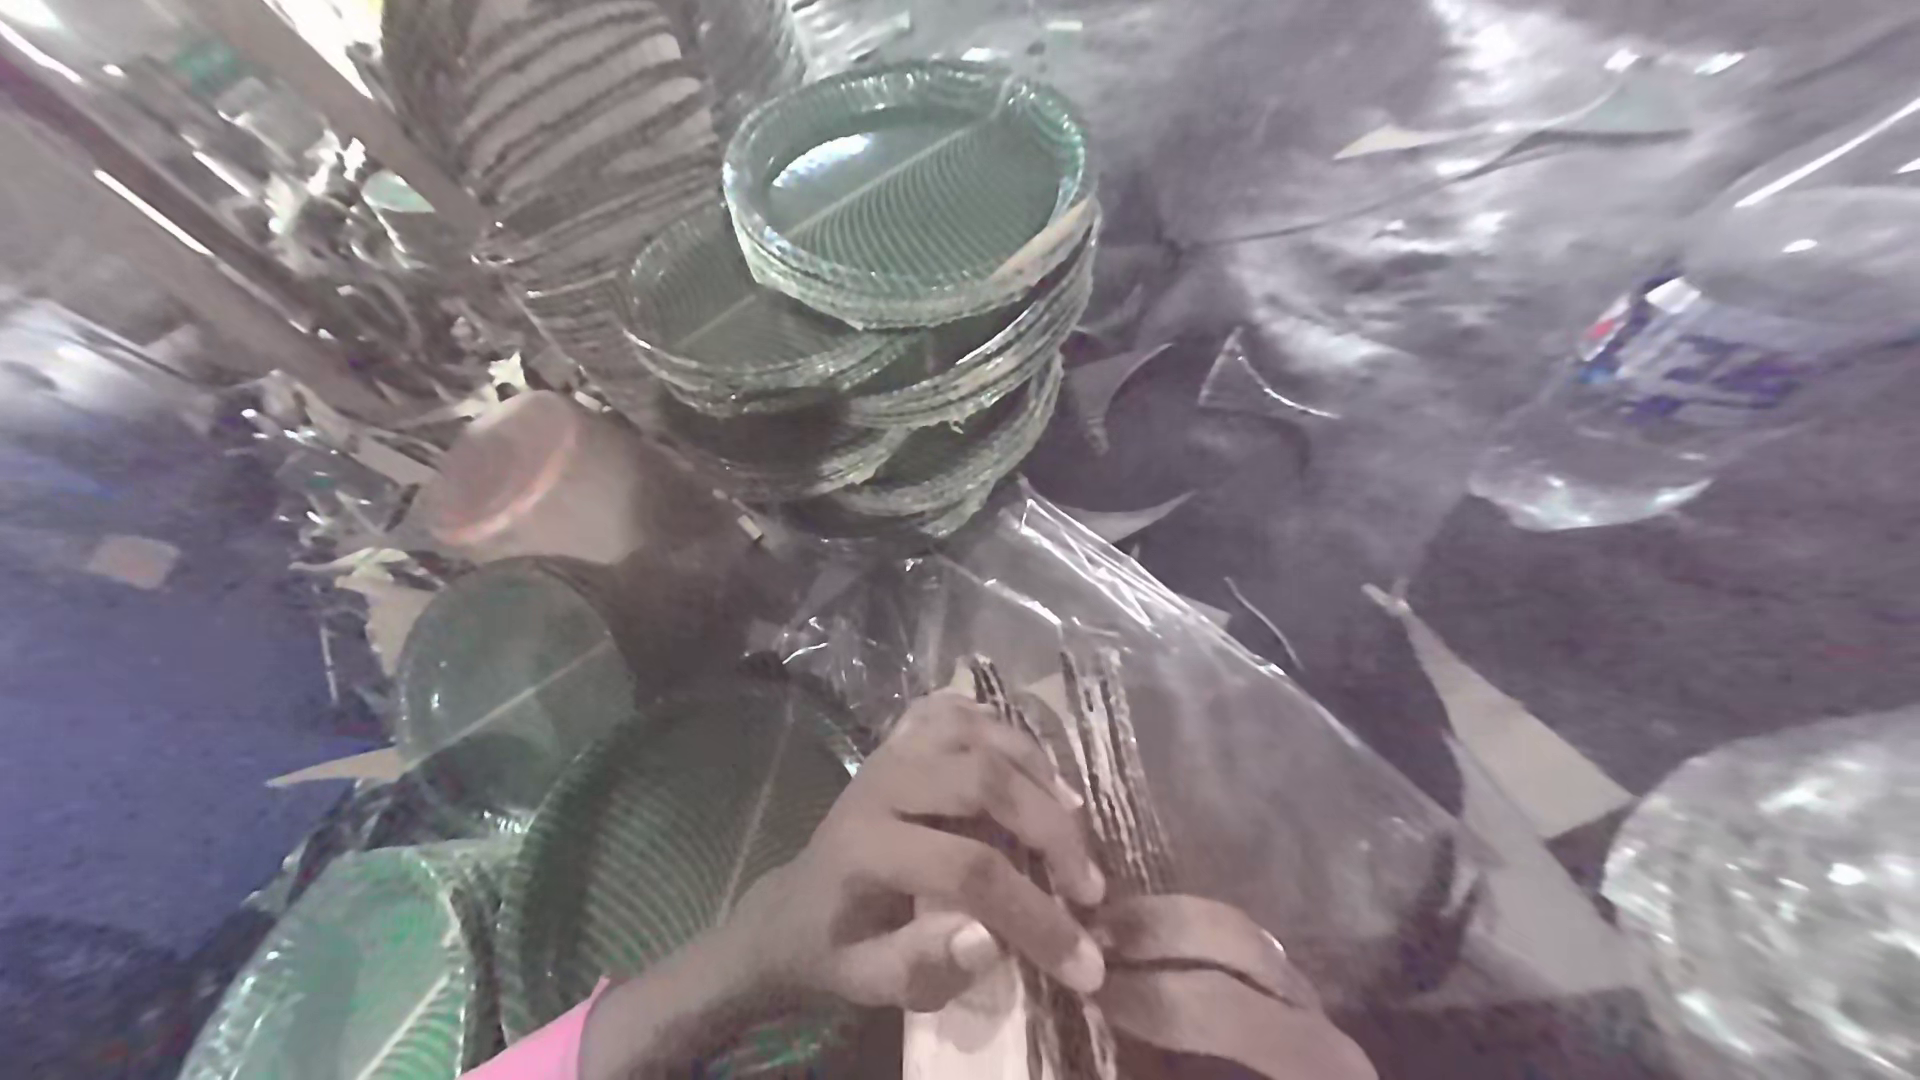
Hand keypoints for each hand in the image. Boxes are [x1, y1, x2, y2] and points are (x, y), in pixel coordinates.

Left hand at [728, 692, 1107, 1011]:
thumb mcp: (867, 982)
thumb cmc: (835, 947)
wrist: (795, 902)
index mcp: (867, 847)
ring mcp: (892, 748)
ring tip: (1071, 815)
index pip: (968, 869)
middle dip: (1050, 828)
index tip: (1085, 961)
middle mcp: (883, 781)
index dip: (1034, 915)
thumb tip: (993, 936)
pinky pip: (955, 708)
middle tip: (1089, 881)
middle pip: (982, 779)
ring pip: (978, 731)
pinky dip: (996, 724)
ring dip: (1035, 769)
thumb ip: (923, 966)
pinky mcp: (899, 736)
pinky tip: (1023, 756)